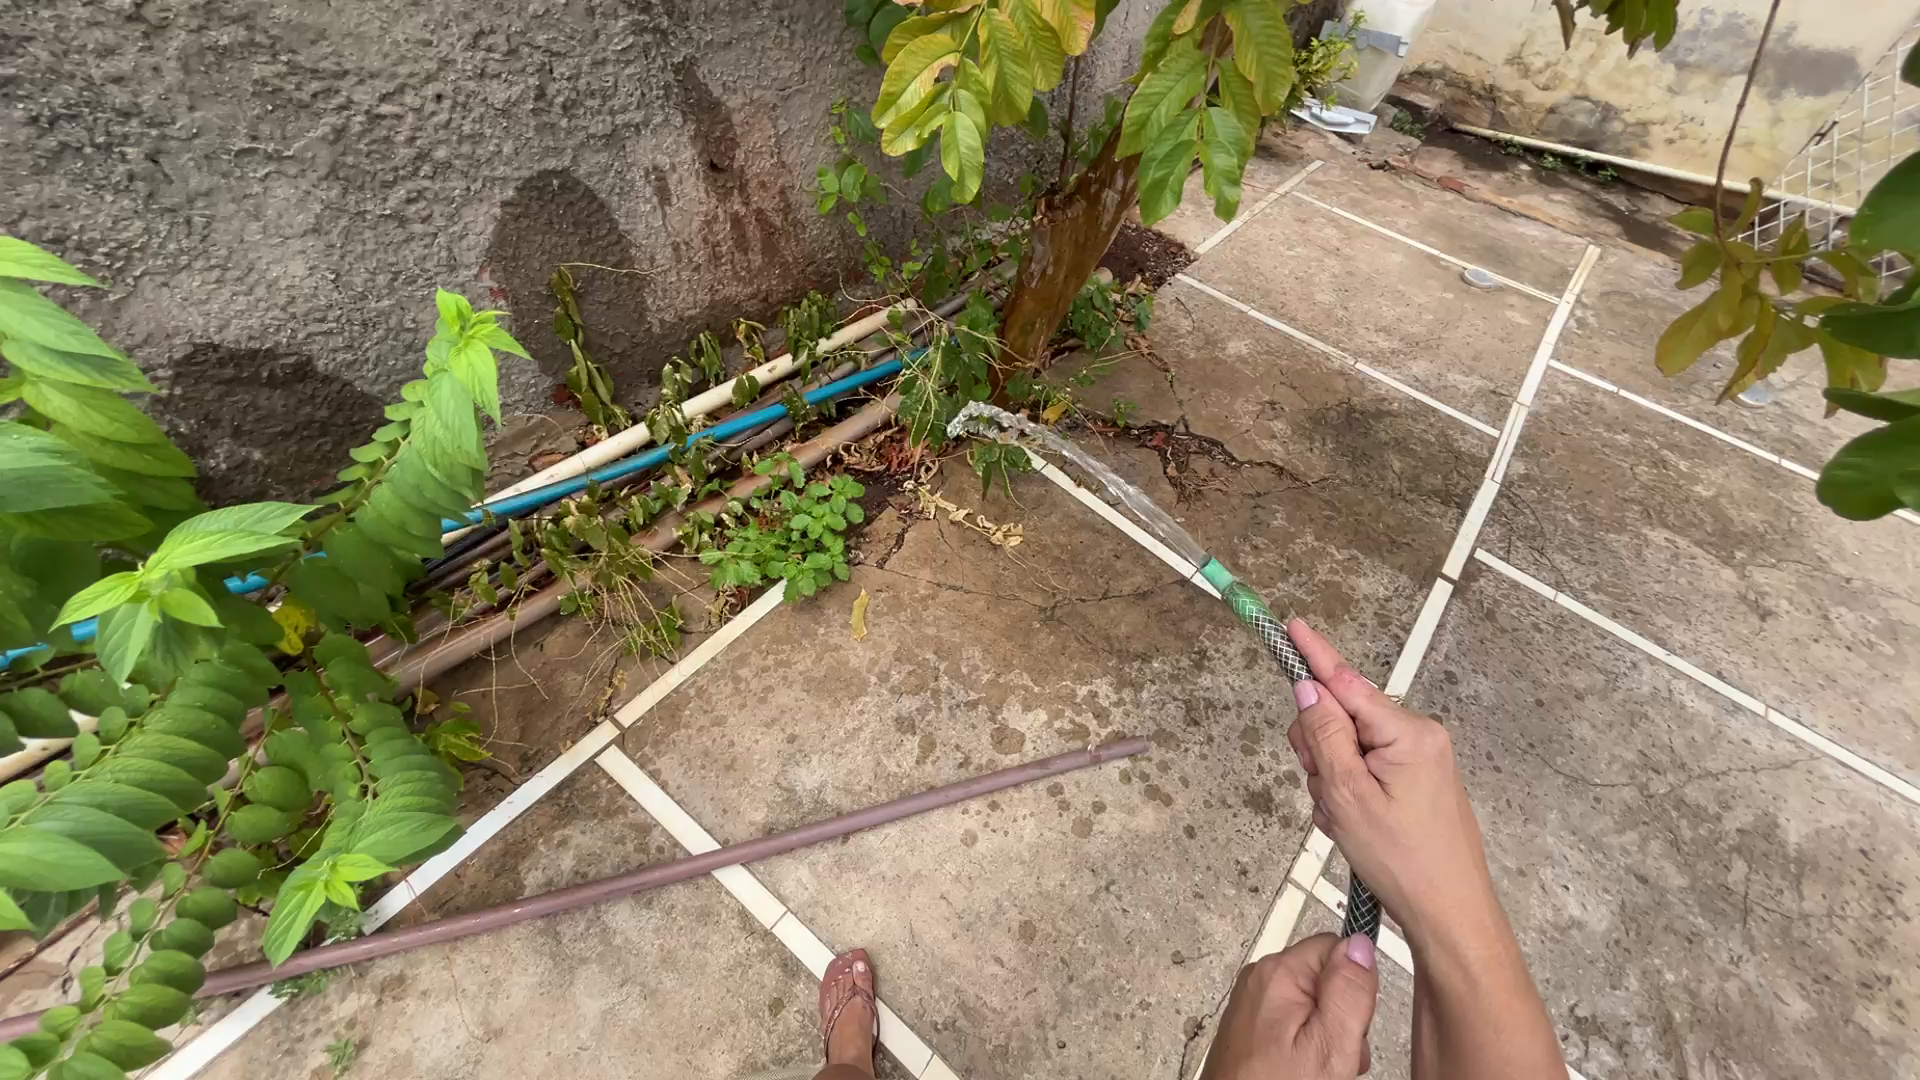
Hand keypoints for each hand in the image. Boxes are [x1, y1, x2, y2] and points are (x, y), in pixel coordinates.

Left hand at [1202, 933, 1379, 1079]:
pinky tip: (1306, 1072)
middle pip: (1324, 978)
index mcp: (1279, 972)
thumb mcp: (1329, 1046)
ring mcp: (1254, 1000)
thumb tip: (1360, 943)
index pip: (1332, 946)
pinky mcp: (1252, 1023)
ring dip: (1328, 1036)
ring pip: (1313, 1004)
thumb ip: (1348, 993)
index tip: (1355, 1022)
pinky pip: (1295, 1022)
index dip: (1354, 984)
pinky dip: (1308, 1046)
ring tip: (1320, 1071)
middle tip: (1336, 1057)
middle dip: (1341, 1017)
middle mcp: (1262, 977)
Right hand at [1282, 619, 1500, 947]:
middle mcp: (1415, 735)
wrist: (1450, 917)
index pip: (1346, 681)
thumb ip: (1324, 734)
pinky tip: (1350, 821)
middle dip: (1317, 746)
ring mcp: (1417, 758)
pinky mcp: (1413, 779)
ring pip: (1344, 743)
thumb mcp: (1348, 793)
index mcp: (1406, 733)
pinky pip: (1361, 765)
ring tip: (1340, 814)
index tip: (1292, 623)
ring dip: (1328, 774)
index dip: (1314, 653)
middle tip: (1320, 786)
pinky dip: (1345, 788)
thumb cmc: (1401, 859)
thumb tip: (1307, 686)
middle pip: (1339, 714)